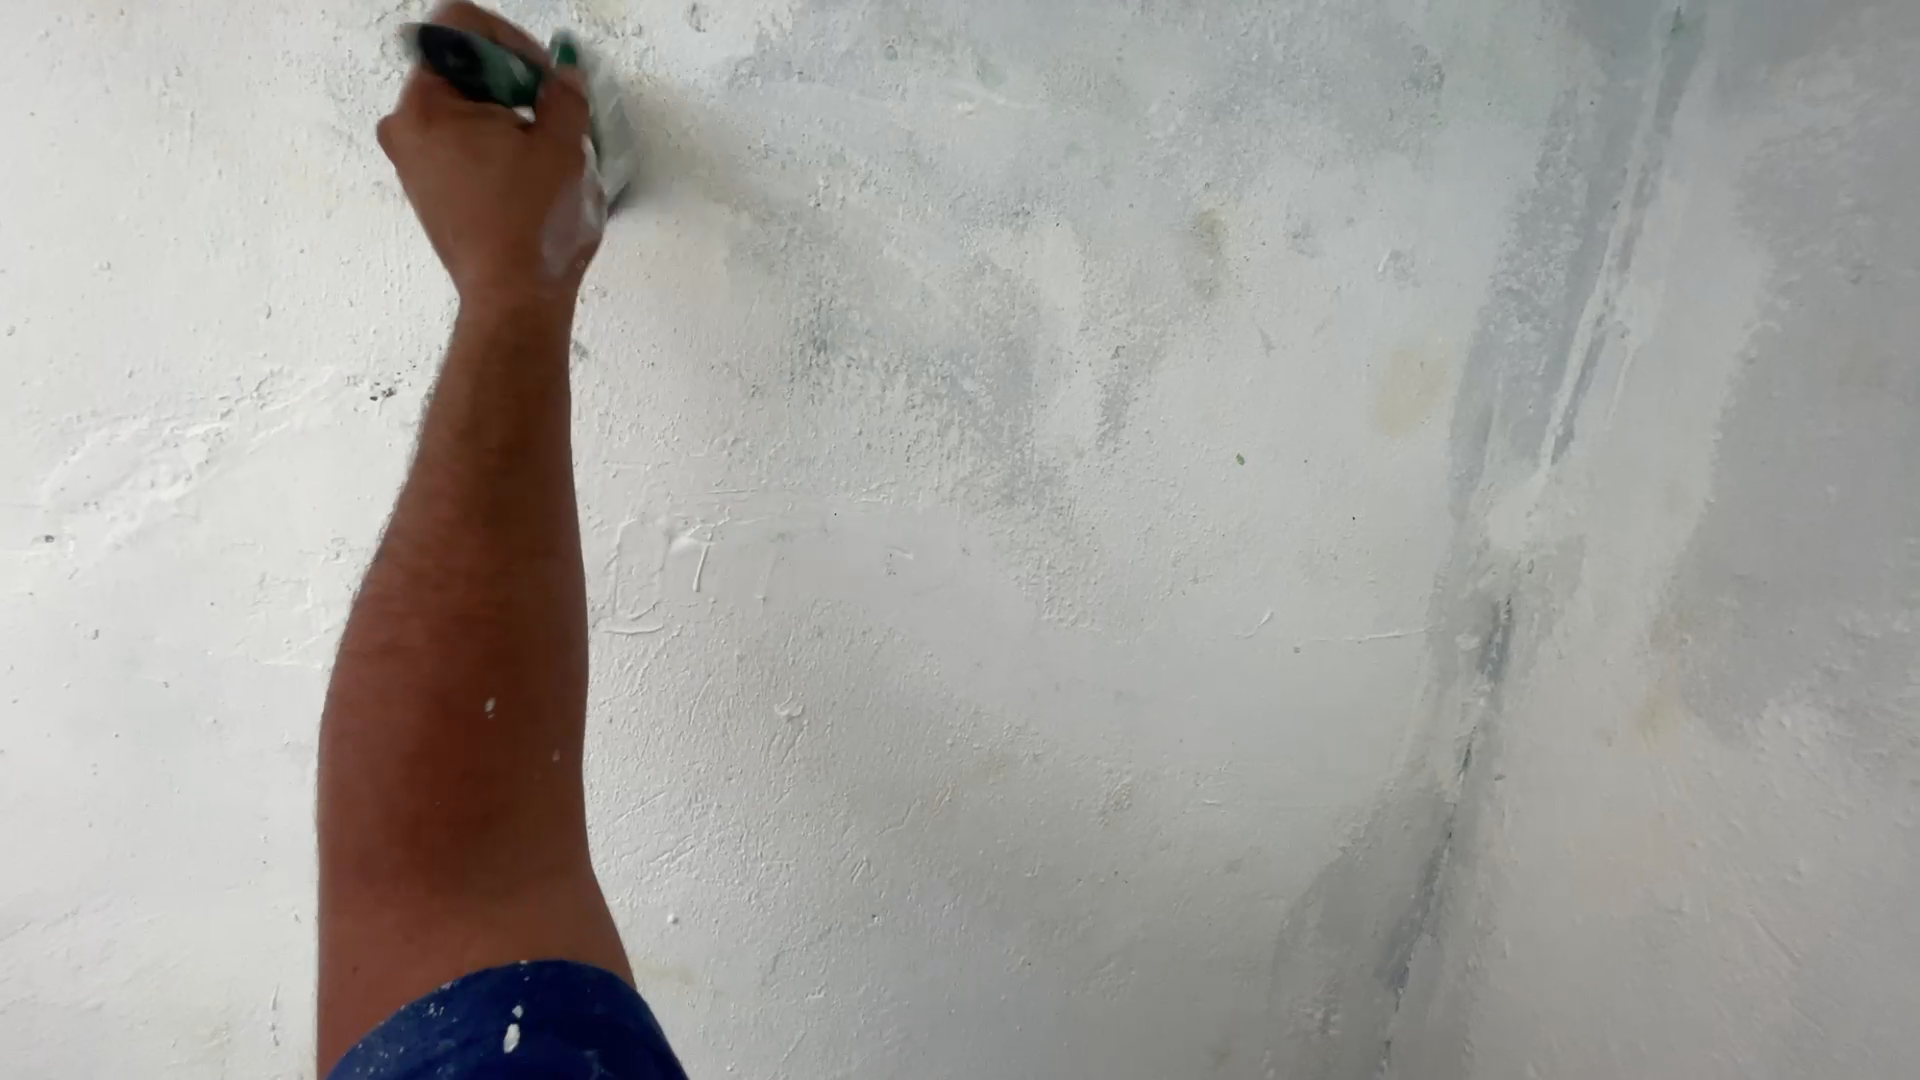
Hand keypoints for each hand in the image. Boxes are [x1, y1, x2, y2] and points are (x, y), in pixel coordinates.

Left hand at [378, 2, 605, 310]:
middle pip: (463, 76)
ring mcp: (413, 165)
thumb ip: (566, 101)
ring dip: (510, 127)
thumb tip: (565, 80)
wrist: (515, 299)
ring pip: (465, 119)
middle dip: (516, 92)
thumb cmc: (534, 226)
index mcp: (429, 104)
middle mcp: (406, 127)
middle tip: (558, 124)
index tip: (550, 79)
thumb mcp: (565, 152)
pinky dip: (497, 157)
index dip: (516, 45)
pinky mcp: (429, 197)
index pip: (461, 30)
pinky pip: (463, 155)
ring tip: (550, 164)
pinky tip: (532, 189)